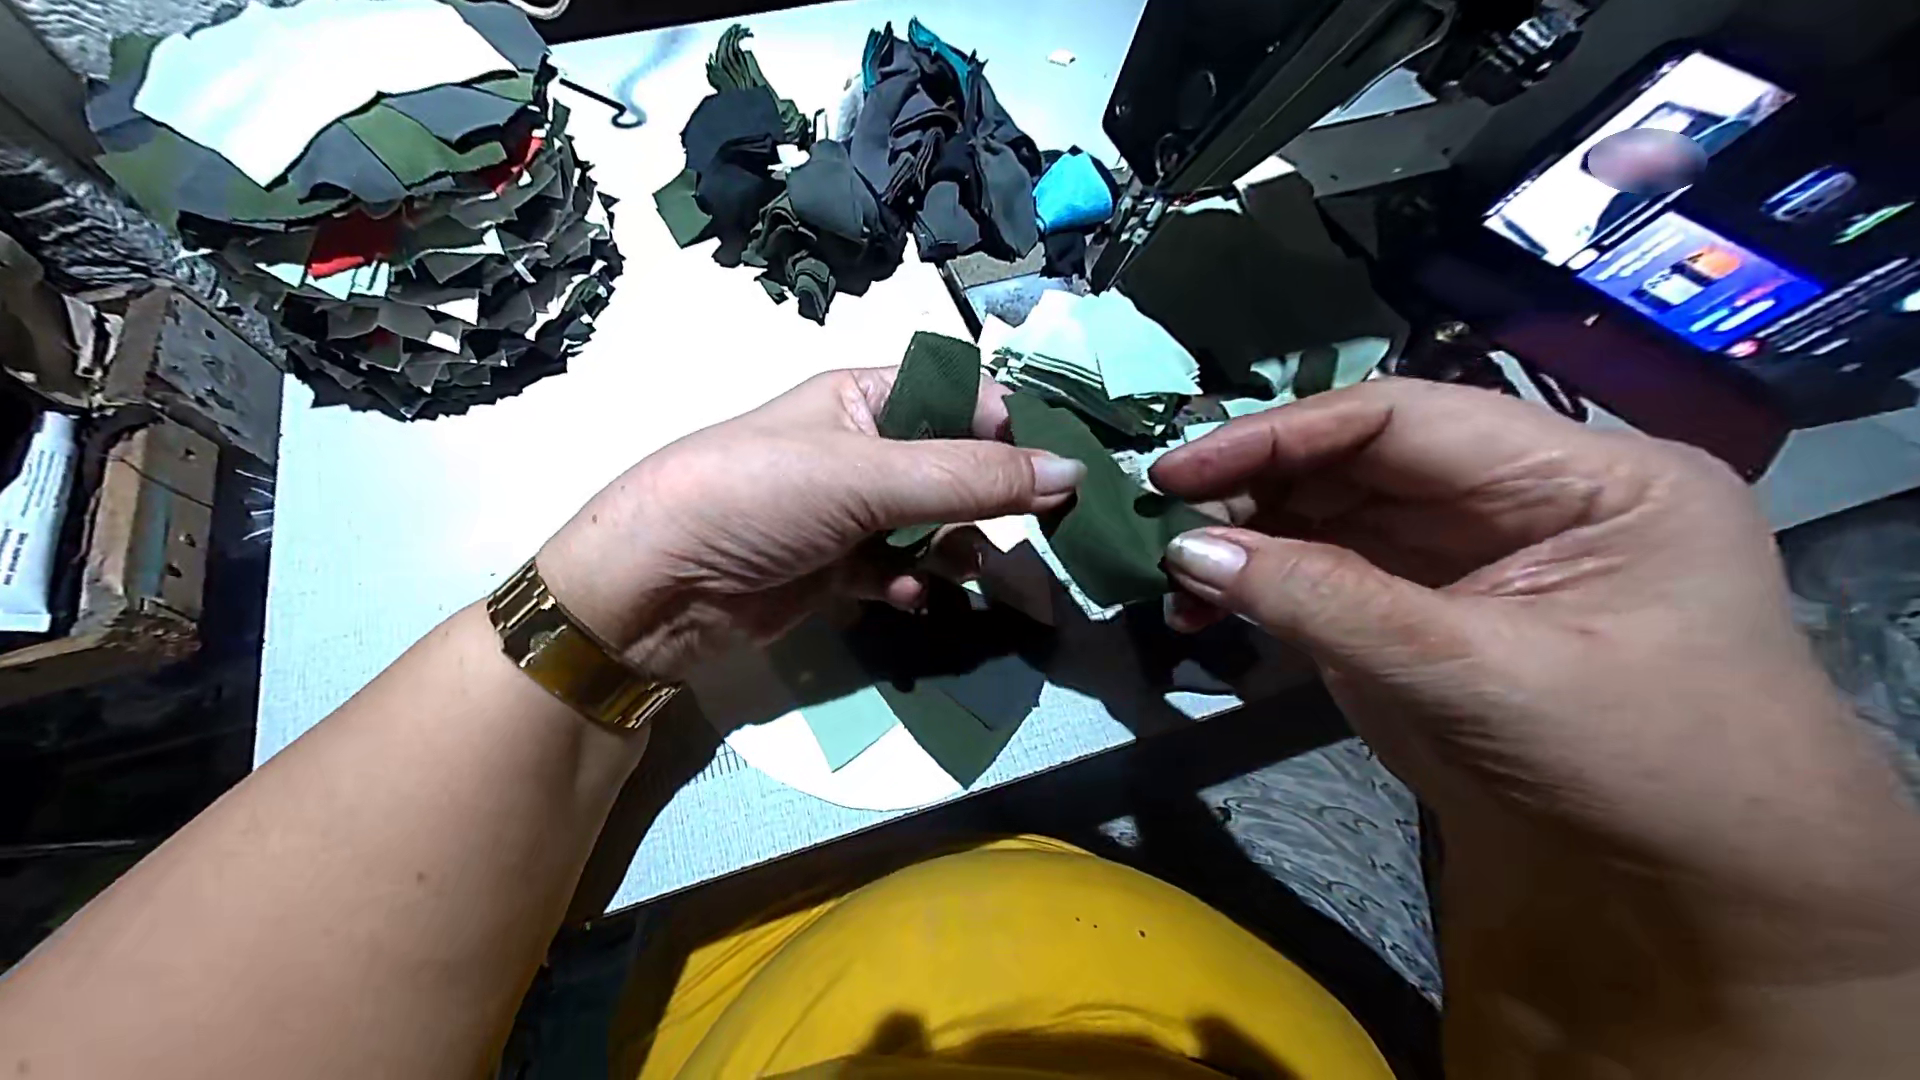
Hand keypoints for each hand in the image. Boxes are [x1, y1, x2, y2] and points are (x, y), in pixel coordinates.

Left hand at [536, 367, 1082, 679]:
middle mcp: (865, 449)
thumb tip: (1072, 471)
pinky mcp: (840, 567)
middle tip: (1034, 533)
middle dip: (993, 501)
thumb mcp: (866, 476)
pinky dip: (914, 585)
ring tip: (965, 571)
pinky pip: (900, 571)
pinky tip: (911, 599)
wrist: (652, 592)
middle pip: (955, 468)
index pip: (963, 399)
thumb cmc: (758, 500)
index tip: (1054, 475)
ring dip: (957, 550)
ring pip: (934, 526)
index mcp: (866, 398)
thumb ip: (970, 478)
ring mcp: (852, 512)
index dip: (1012, 432)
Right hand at [1151, 378, 1919, 974]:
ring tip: (1175, 577)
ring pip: (1315, 513)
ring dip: (1238, 541)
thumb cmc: (1631, 769)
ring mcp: (1447, 547)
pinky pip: (1308, 569)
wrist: (1673, 893)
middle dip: (1247, 490)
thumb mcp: (1472, 673)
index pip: (1398, 417)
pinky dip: (1251, 584)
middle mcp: (1504, 492)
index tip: (1181, 472)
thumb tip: (1184, 550)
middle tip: (1165, 527)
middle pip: (1345, 461)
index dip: (1278, 436)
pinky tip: (1204, 607)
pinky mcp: (1401, 598)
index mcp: (1577, 474)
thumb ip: (1321, 601)